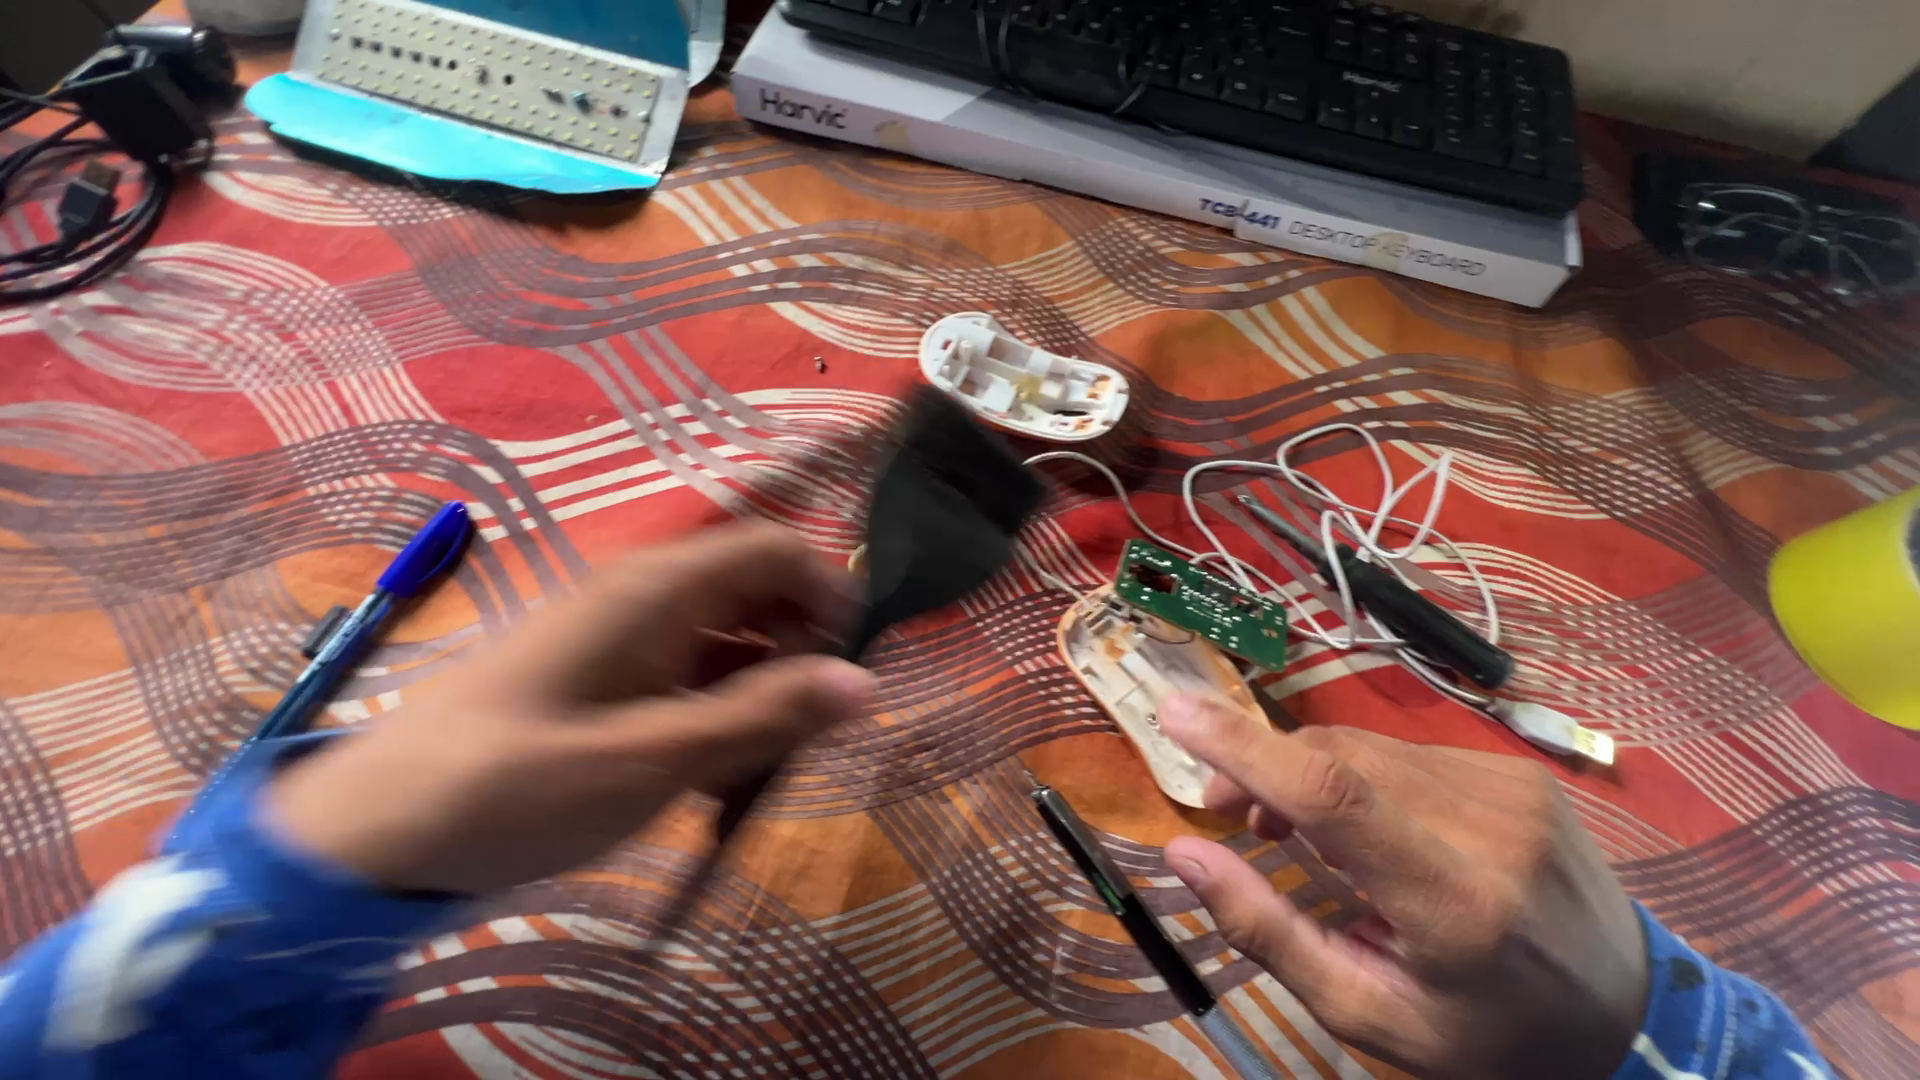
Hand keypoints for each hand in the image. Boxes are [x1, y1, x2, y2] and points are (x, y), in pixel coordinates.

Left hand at [268, 521, 873, 895]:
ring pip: (736, 640)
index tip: (852, 669)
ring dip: (764, 695)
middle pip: (763, 593)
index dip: (831, 594)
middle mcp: (652, 594)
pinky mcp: (615, 674)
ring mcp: (632, 634)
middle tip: (804, 733)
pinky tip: (710, 779)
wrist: (376, 833)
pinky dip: (723, 716)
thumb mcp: (648, 760)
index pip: (778, 551)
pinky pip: (698, 676)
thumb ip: (760, 719)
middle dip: (801, 654)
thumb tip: (866, 684)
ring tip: (757, 769)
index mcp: (660, 588)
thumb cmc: (512, 785)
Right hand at [1160, 697, 1646, 1079]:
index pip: (1332, 795)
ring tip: (1286, 823)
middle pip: (1333, 759)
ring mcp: (1509, 785)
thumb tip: (1183, 851)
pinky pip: (1398, 752)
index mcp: (1454, 903)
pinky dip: (1352, 774)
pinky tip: (1358, 819)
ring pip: (1360, 748)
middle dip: (1257, 765)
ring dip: (1303, 770)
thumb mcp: (1368, 1011)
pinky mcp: (1514, 767)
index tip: (1175, 713)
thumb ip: (1267, 932)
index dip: (1245, 747)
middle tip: (1221, 807)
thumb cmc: (1486, 1034)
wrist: (1634, 1010)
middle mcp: (1488, 824)